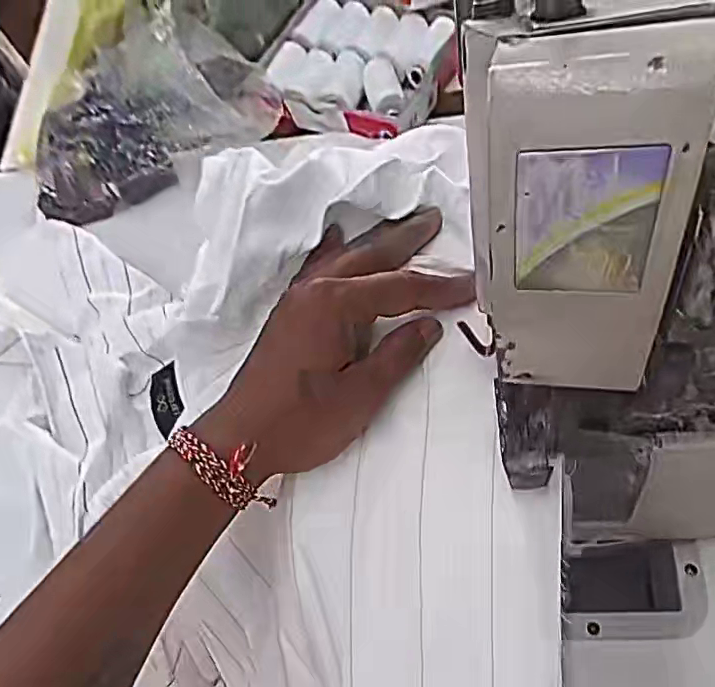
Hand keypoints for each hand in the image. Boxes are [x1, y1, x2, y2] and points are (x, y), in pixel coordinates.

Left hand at [193, 207, 474, 477]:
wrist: (242, 439)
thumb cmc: (301, 422)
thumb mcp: (361, 394)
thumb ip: (397, 356)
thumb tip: (427, 327)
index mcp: (334, 306)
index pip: (399, 288)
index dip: (439, 287)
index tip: (472, 284)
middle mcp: (313, 292)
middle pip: (369, 257)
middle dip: (405, 239)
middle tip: (433, 219)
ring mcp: (297, 301)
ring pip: (344, 259)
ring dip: (376, 243)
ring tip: (401, 230)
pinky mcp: (289, 316)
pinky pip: (319, 270)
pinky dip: (336, 254)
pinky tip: (337, 242)